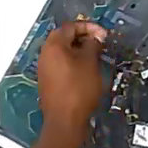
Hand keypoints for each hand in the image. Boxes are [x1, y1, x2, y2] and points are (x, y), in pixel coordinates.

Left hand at [37, 21, 106, 138]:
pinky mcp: (47, 80)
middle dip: (83, 37)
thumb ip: (93, 45)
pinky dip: (73, 61)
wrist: (65, 121)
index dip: (88, 27)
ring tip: (95, 56)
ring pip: (62, 51)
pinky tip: (85, 70)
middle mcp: (45, 54)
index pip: (70, 27)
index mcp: (54, 45)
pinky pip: (60, 63)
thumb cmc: (79, 89)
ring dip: (78, 49)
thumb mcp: (90, 63)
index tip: (103, 34)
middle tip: (99, 43)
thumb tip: (95, 36)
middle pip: (64, 37)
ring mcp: (44, 68)